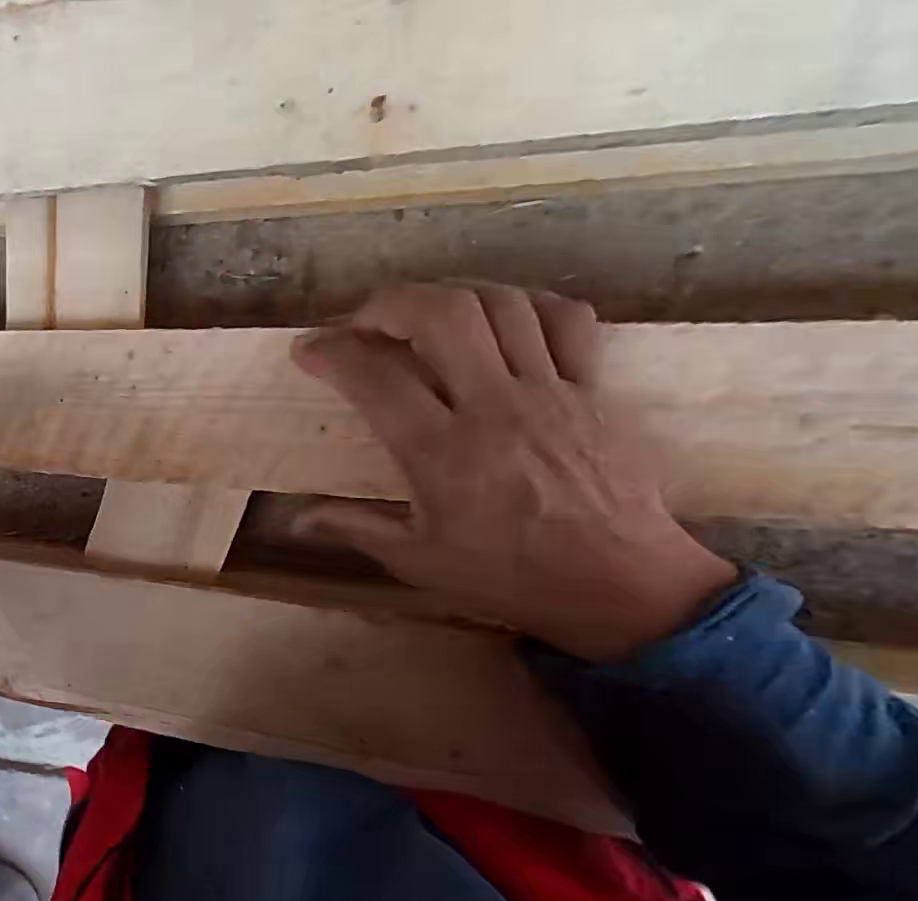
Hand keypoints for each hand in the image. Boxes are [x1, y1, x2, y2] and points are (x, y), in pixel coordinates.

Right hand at [292, 282, 735, 661]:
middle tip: (367, 320)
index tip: (308, 349)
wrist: (619, 585)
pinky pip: (566, 318)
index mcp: (442, 455)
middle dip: (391, 302)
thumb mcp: (420, 561)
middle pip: (442, 314)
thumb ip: (356, 529)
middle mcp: (494, 408)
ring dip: (451, 296)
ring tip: (426, 316)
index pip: (375, 379)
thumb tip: (297, 521)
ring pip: (501, 304)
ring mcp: (551, 391)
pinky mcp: (595, 389)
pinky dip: (526, 304)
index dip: (331, 353)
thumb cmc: (509, 577)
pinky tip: (502, 319)